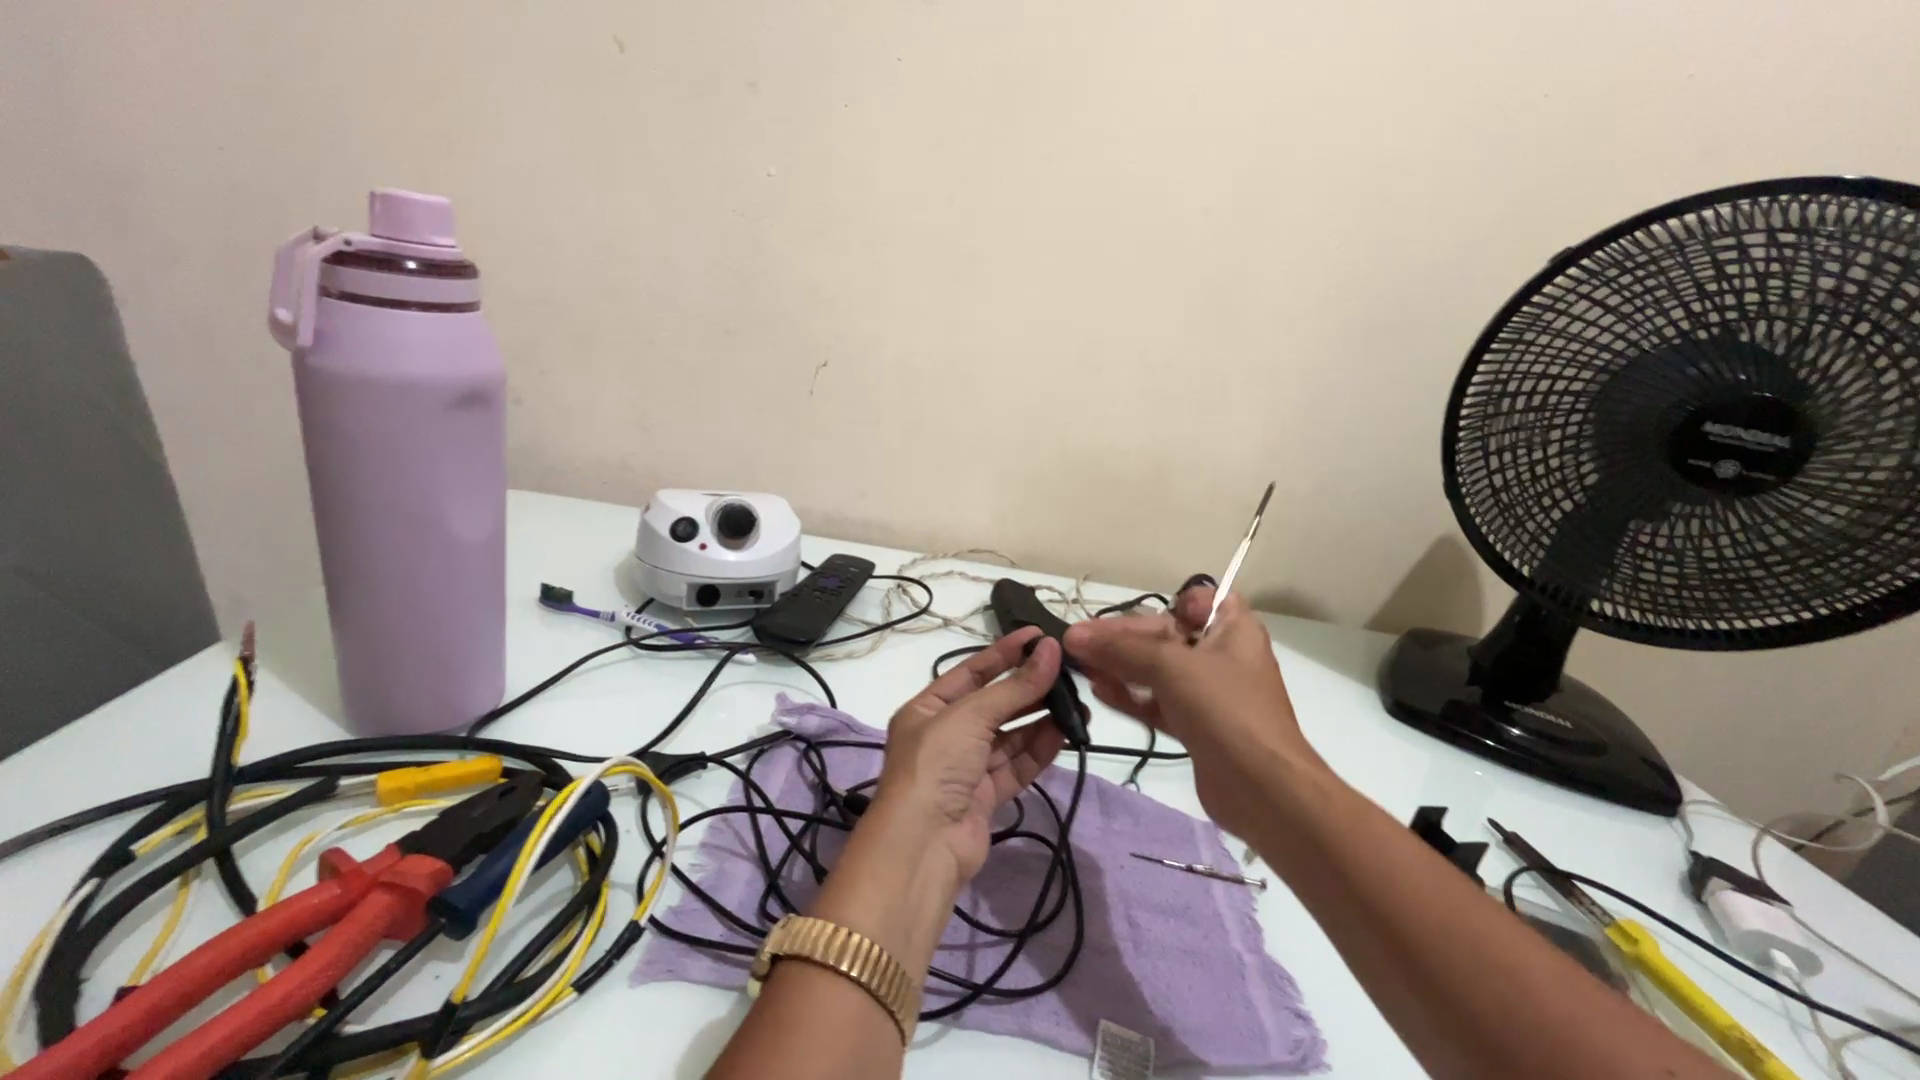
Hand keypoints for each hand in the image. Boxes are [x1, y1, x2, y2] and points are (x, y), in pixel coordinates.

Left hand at [871, 626, 1067, 883]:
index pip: (972, 672)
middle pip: (994, 704)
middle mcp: (945, 735)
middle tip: (1069, 674)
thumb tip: (1051, 651)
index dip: (1005, 653)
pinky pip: (1016, 765)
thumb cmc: (935, 764)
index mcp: (927, 709)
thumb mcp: (971, 716)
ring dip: (1040, 719)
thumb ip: (1015, 687)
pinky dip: (1039, 749)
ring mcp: (965, 768)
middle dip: (1029, 689)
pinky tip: (1064, 732)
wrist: (923, 844)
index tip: (1040, 637)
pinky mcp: (985, 796)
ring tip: (1077, 705)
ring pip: (1009, 736)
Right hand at [1063, 585, 1325, 837]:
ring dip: (1120, 667)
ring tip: (1080, 668)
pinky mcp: (1196, 726)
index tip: (1130, 617)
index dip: (1164, 603)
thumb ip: (1120, 648)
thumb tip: (1074, 636)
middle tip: (1076, 644)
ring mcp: (1210, 693)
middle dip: (1123, 638)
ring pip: (1157, 671)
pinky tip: (1099, 692)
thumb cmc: (1224, 709)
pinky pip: (1157, 703)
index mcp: (1233, 628)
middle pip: (1166, 635)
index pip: (1197, 599)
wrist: (1263, 787)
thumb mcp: (1171, 666)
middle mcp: (1223, 655)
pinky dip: (1130, 696)